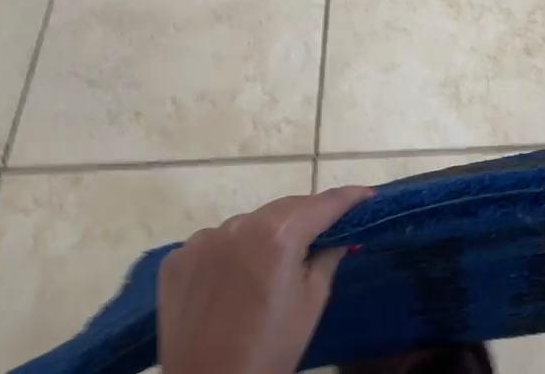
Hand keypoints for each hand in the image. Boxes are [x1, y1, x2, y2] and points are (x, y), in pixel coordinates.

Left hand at [158, 185, 375, 373]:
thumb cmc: (270, 350)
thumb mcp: (312, 302)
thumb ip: (328, 257)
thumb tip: (337, 236)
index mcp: (280, 234)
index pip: (324, 203)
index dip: (350, 197)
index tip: (367, 195)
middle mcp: (241, 224)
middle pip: (284, 209)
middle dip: (306, 218)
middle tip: (322, 235)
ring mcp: (204, 240)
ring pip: (248, 224)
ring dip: (264, 235)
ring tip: (270, 267)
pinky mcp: (178, 258)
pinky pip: (214, 244)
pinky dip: (229, 253)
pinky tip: (232, 281)